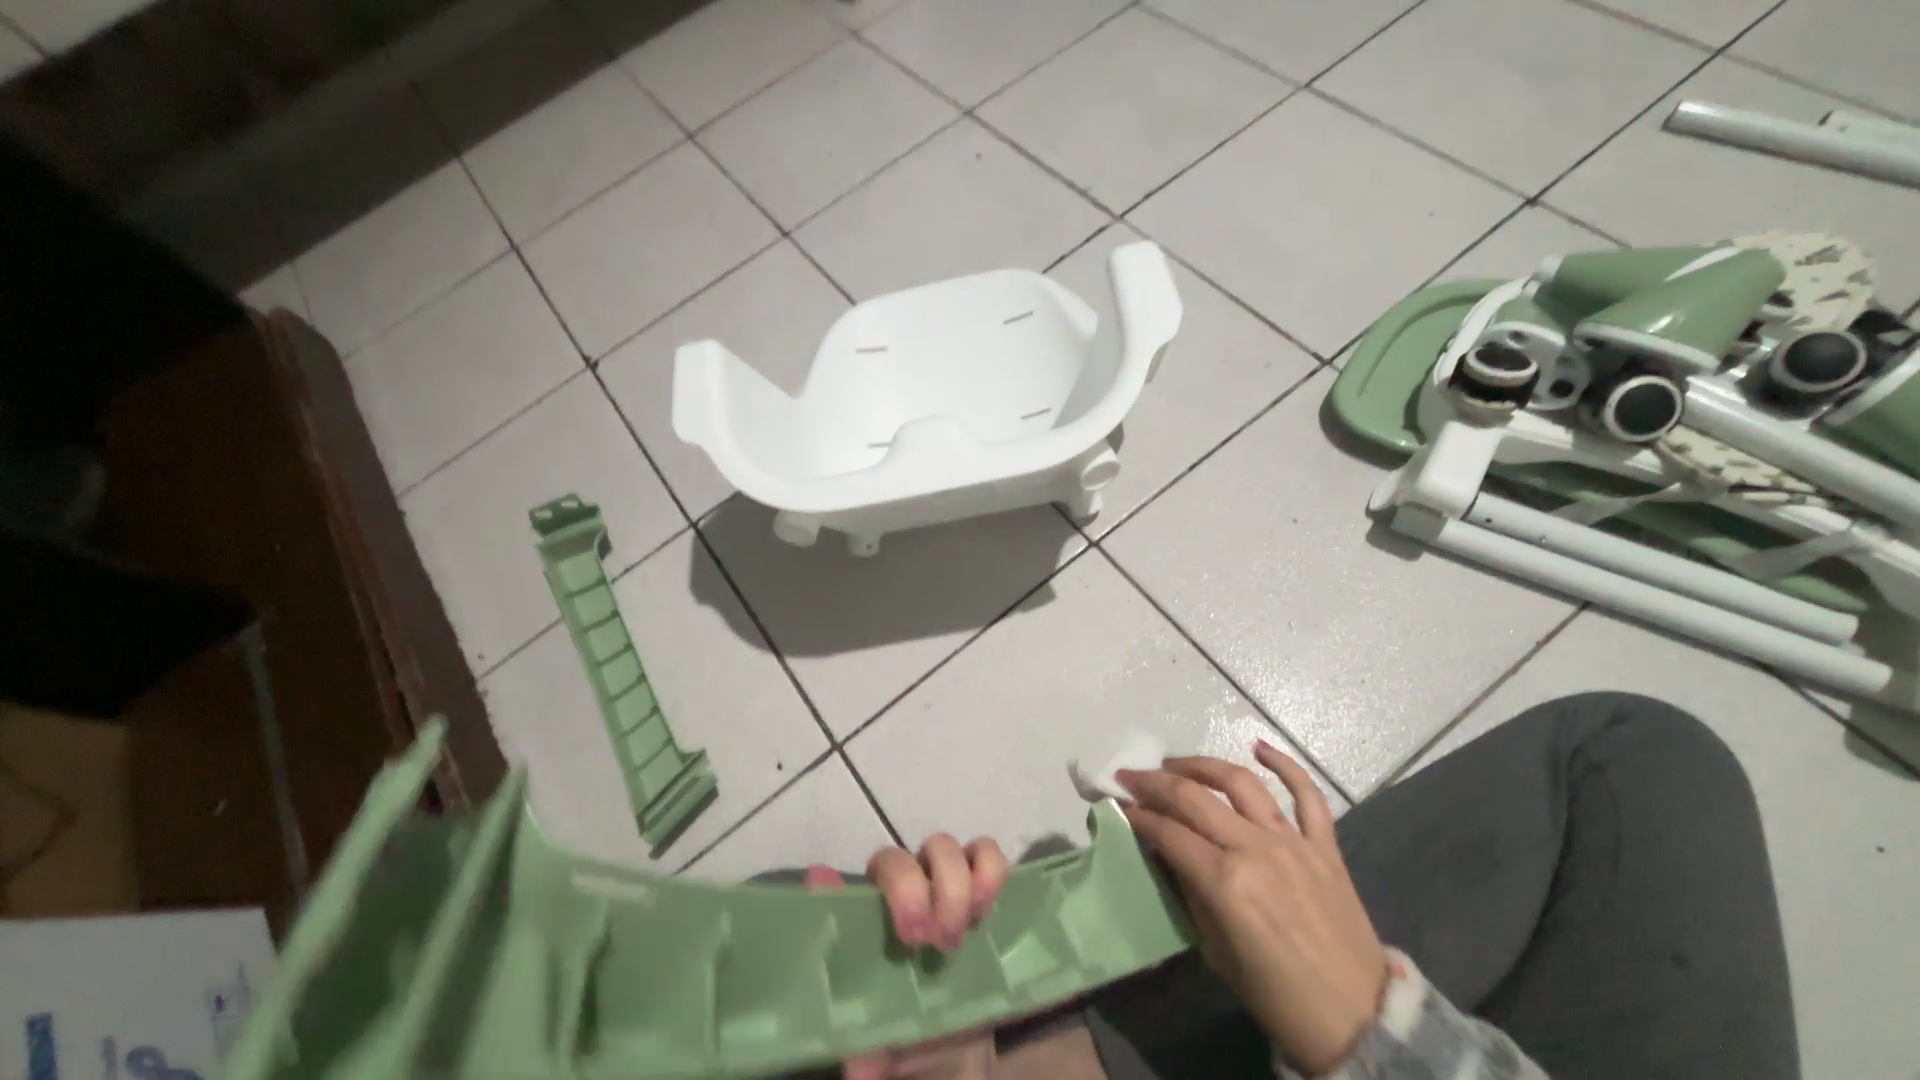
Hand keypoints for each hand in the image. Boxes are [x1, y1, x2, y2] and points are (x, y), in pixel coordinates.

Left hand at [806, 834, 1010, 1079]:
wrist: (953, 1051)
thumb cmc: (906, 1038)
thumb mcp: (880, 1047)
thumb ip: (864, 1046)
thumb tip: (856, 1061)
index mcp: (872, 914)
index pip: (876, 869)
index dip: (898, 887)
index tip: (912, 935)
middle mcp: (903, 888)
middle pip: (909, 854)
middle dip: (928, 890)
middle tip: (939, 941)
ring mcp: (941, 882)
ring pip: (946, 847)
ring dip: (958, 883)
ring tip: (967, 929)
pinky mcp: (980, 888)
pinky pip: (985, 853)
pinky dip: (990, 870)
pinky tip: (987, 909)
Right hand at [1117, 743, 1387, 1075]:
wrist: (1356, 1018)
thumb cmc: (1276, 996)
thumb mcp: (1216, 951)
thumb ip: (1190, 893)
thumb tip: (1168, 854)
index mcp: (1225, 883)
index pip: (1168, 832)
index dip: (1137, 815)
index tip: (1117, 804)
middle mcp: (1255, 850)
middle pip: (1195, 798)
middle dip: (1154, 783)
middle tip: (1130, 776)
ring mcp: (1293, 842)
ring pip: (1241, 783)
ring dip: (1203, 765)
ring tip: (1176, 764)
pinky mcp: (1325, 846)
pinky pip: (1307, 795)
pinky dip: (1285, 765)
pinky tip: (1259, 746)